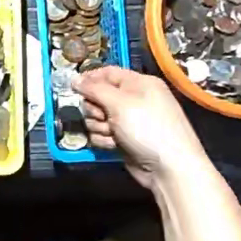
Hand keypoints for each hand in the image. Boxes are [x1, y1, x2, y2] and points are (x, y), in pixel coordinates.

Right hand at [75, 67, 210, 189]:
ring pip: (95, 118)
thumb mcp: (121, 103)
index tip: (74, 88)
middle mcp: (132, 100)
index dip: (89, 79)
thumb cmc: (149, 129)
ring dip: (99, 127)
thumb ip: (94, 89)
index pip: (108, 73)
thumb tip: (75, 79)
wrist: (167, 167)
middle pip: (97, 96)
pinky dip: (104, 140)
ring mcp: (127, 120)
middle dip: (95, 109)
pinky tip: (115, 145)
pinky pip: (100, 134)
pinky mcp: (122, 138)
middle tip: (103, 116)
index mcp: (138, 83)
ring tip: (113, 134)